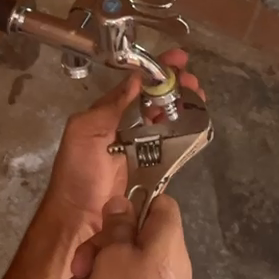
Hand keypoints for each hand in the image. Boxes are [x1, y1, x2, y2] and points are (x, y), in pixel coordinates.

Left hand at [39, 48, 201, 232]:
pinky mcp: (151, 168)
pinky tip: (195, 123)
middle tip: (194, 80)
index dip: (155, 70)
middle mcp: (123, 126)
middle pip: (153, 99)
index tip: (179, 59)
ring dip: (181, 104)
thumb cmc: (78, 173)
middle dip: (174, 86)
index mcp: (105, 113)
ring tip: (199, 96)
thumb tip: (136, 79)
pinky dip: (183, 131)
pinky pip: (170, 145)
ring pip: (164, 118)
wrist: (80, 219)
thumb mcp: (85, 132)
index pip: (134, 84)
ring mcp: (138, 147)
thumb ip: (110, 106)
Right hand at [39, 194, 204, 278]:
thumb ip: (117, 227)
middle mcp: (160, 264)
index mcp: (165, 240)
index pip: (160, 205)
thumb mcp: (116, 258)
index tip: (106, 218)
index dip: (134, 205)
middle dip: (91, 254)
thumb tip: (122, 204)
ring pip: (108, 274)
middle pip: (123, 241)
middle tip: (77, 269)